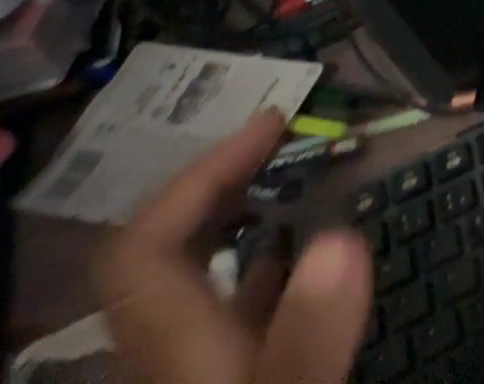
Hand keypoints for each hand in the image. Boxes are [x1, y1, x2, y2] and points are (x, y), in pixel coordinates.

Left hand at [96, 109, 373, 383]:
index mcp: (178, 358)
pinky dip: (264, 271)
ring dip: (238, 223)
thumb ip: (305, 343)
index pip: (147, 249)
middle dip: (215, 188)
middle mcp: (171, 363)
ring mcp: (196, 378)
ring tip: (293, 185)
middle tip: (279, 143)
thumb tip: (336, 238)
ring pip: (194, 287)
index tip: (272, 125)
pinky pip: (231, 315)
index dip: (199, 177)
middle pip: (158, 261)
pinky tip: (300, 266)